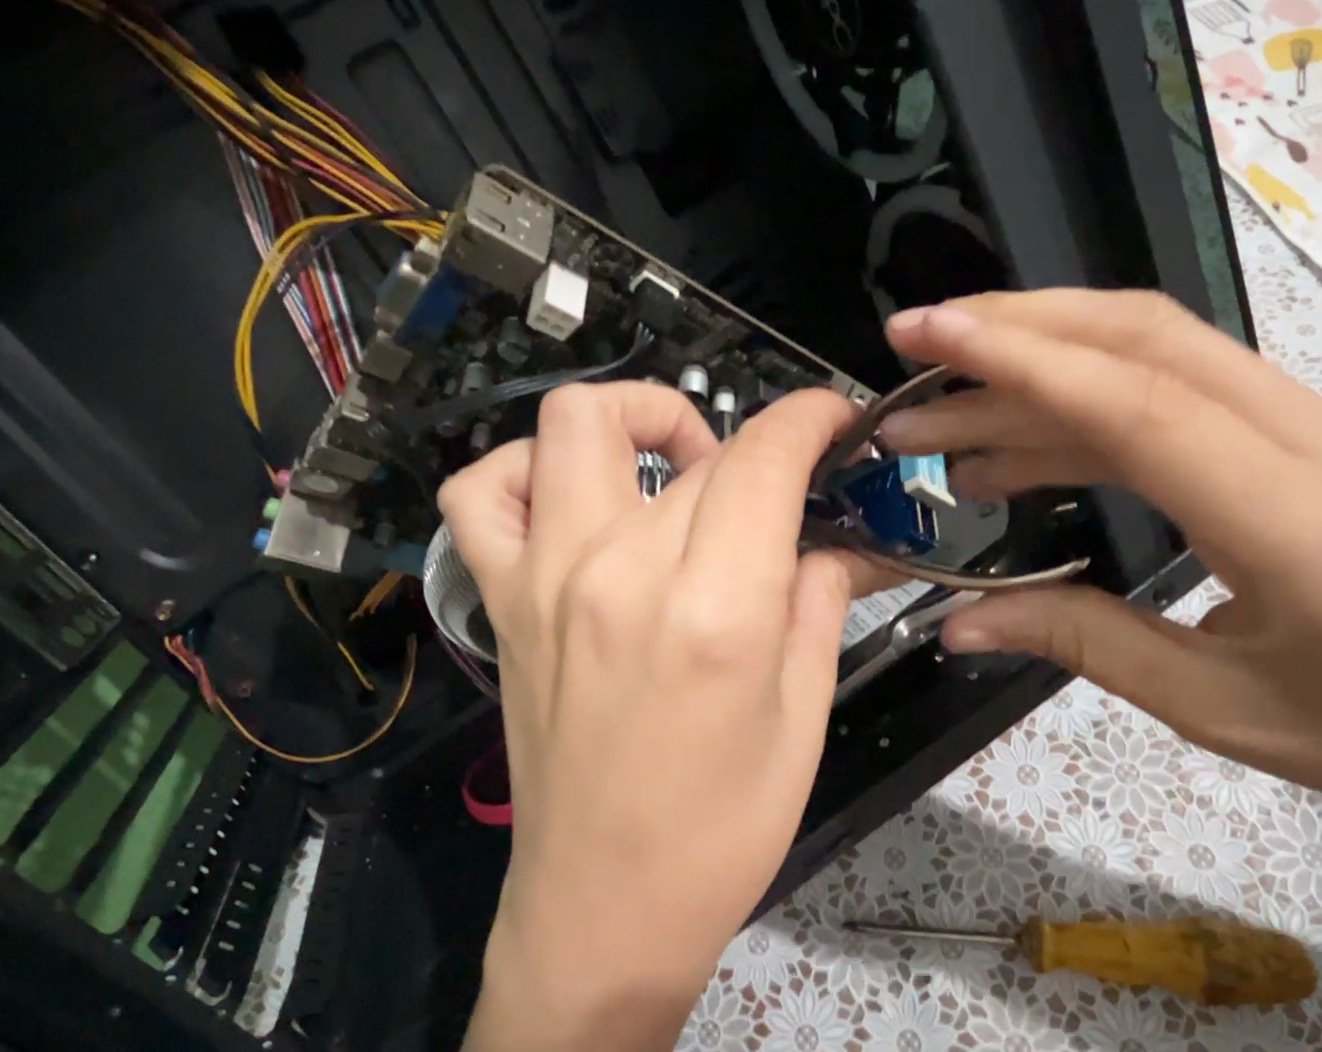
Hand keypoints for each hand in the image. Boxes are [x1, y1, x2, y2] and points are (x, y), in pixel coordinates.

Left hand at [444, 382, 869, 1050]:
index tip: (834, 421)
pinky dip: (523, 468)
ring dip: (638, 420)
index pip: (762, 457)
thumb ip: (819, 603)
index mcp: (715, 607)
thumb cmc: (722, 829)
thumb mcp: (802, 716)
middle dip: (755, 450)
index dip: (809, 417)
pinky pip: (480, 495)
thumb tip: (841, 540)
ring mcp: (547, 576)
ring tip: (674, 471)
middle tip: (779, 493)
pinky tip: (570, 499)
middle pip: (696, 450)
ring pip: (574, 424)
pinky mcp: (502, 600)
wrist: (603, 905)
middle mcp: (621, 569)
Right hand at [876, 290, 1321, 827]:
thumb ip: (1082, 644)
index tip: (926, 334)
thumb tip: (957, 624)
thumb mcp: (1220, 708)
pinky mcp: (1302, 428)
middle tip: (912, 350)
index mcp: (1292, 518)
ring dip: (1037, 372)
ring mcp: (1311, 419)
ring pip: (1154, 353)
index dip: (1020, 358)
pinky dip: (1084, 407)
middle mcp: (1306, 436)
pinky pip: (1177, 392)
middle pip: (1143, 336)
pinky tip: (1019, 455)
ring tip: (941, 431)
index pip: (1137, 401)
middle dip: (1013, 328)